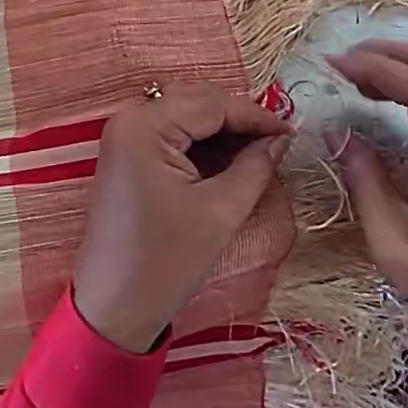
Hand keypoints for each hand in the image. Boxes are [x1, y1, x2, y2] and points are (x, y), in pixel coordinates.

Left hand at [73, 84, 291, 352]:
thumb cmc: (166, 260)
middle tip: (278, 142)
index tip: (293, 132)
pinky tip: (231, 161)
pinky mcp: (127, 155)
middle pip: (194, 102)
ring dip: (221, 130)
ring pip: (183, 116)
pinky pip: (170, 135)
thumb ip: (255, 167)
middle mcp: (129, 120)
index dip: (255, 114)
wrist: (114, 305)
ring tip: (261, 153)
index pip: (209, 103)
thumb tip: (279, 141)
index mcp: (144, 125)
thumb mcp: (220, 211)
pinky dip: (200, 144)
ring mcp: (124, 137)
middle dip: (238, 119)